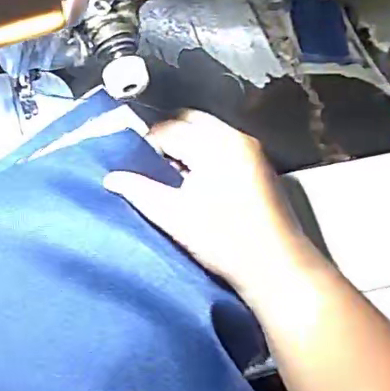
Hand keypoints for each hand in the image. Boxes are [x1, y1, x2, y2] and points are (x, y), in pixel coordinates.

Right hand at [103, 111, 331, 300]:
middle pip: (188, 122)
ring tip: (168, 177)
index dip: (143, 145)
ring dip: (184, 146)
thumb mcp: (173, 217)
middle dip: (165, 138)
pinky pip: (221, 146)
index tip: (130, 164)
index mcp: (215, 145)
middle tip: (147, 166)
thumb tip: (111, 178)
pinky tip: (192, 184)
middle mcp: (236, 139)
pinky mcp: (258, 167)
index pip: (167, 130)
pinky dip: (202, 155)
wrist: (278, 269)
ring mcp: (250, 152)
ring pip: (205, 133)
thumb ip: (139, 191)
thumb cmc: (226, 243)